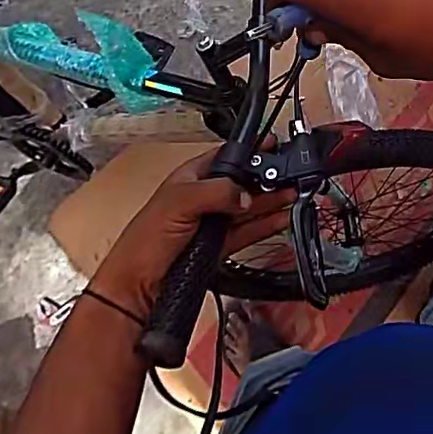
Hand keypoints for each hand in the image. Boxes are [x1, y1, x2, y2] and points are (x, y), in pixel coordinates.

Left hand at [91, 149, 293, 317]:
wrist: (139, 287)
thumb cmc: (146, 240)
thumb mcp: (180, 203)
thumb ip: (215, 193)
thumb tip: (244, 194)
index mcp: (191, 177)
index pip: (226, 157)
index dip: (248, 152)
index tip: (272, 146)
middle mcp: (204, 197)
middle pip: (242, 182)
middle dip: (266, 178)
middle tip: (291, 174)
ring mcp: (212, 222)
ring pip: (248, 207)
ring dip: (271, 201)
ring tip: (294, 193)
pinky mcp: (219, 246)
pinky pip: (247, 232)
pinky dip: (266, 225)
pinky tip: (281, 218)